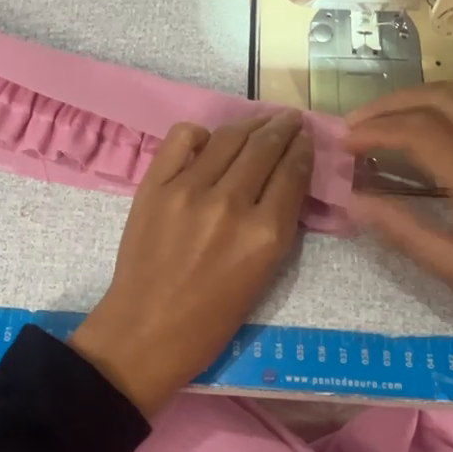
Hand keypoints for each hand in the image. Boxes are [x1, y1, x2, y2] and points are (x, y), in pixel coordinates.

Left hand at [70, 110, 311, 415]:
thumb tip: (285, 180)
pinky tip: (209, 140)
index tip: (307, 139)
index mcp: (264, 235)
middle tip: (290, 119)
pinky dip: (201, 133)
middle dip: (283, 128)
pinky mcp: (155, 184)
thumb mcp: (263, 276)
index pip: (293, 173)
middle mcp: (231, 204)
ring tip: (262, 119)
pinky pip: (183, 138)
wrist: (145, 332)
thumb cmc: (211, 319)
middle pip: (265, 147)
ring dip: (251, 123)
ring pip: (229, 137)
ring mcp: (189, 189)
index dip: (303, 150)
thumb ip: (277, 226)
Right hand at [346, 85, 452, 406]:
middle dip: (391, 104)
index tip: (340, 143)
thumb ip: (402, 230)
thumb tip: (352, 200)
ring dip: (417, 107)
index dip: (374, 129)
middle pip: (441, 98)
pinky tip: (423, 146)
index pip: (421, 131)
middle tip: (354, 128)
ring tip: (380, 132)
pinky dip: (443, 119)